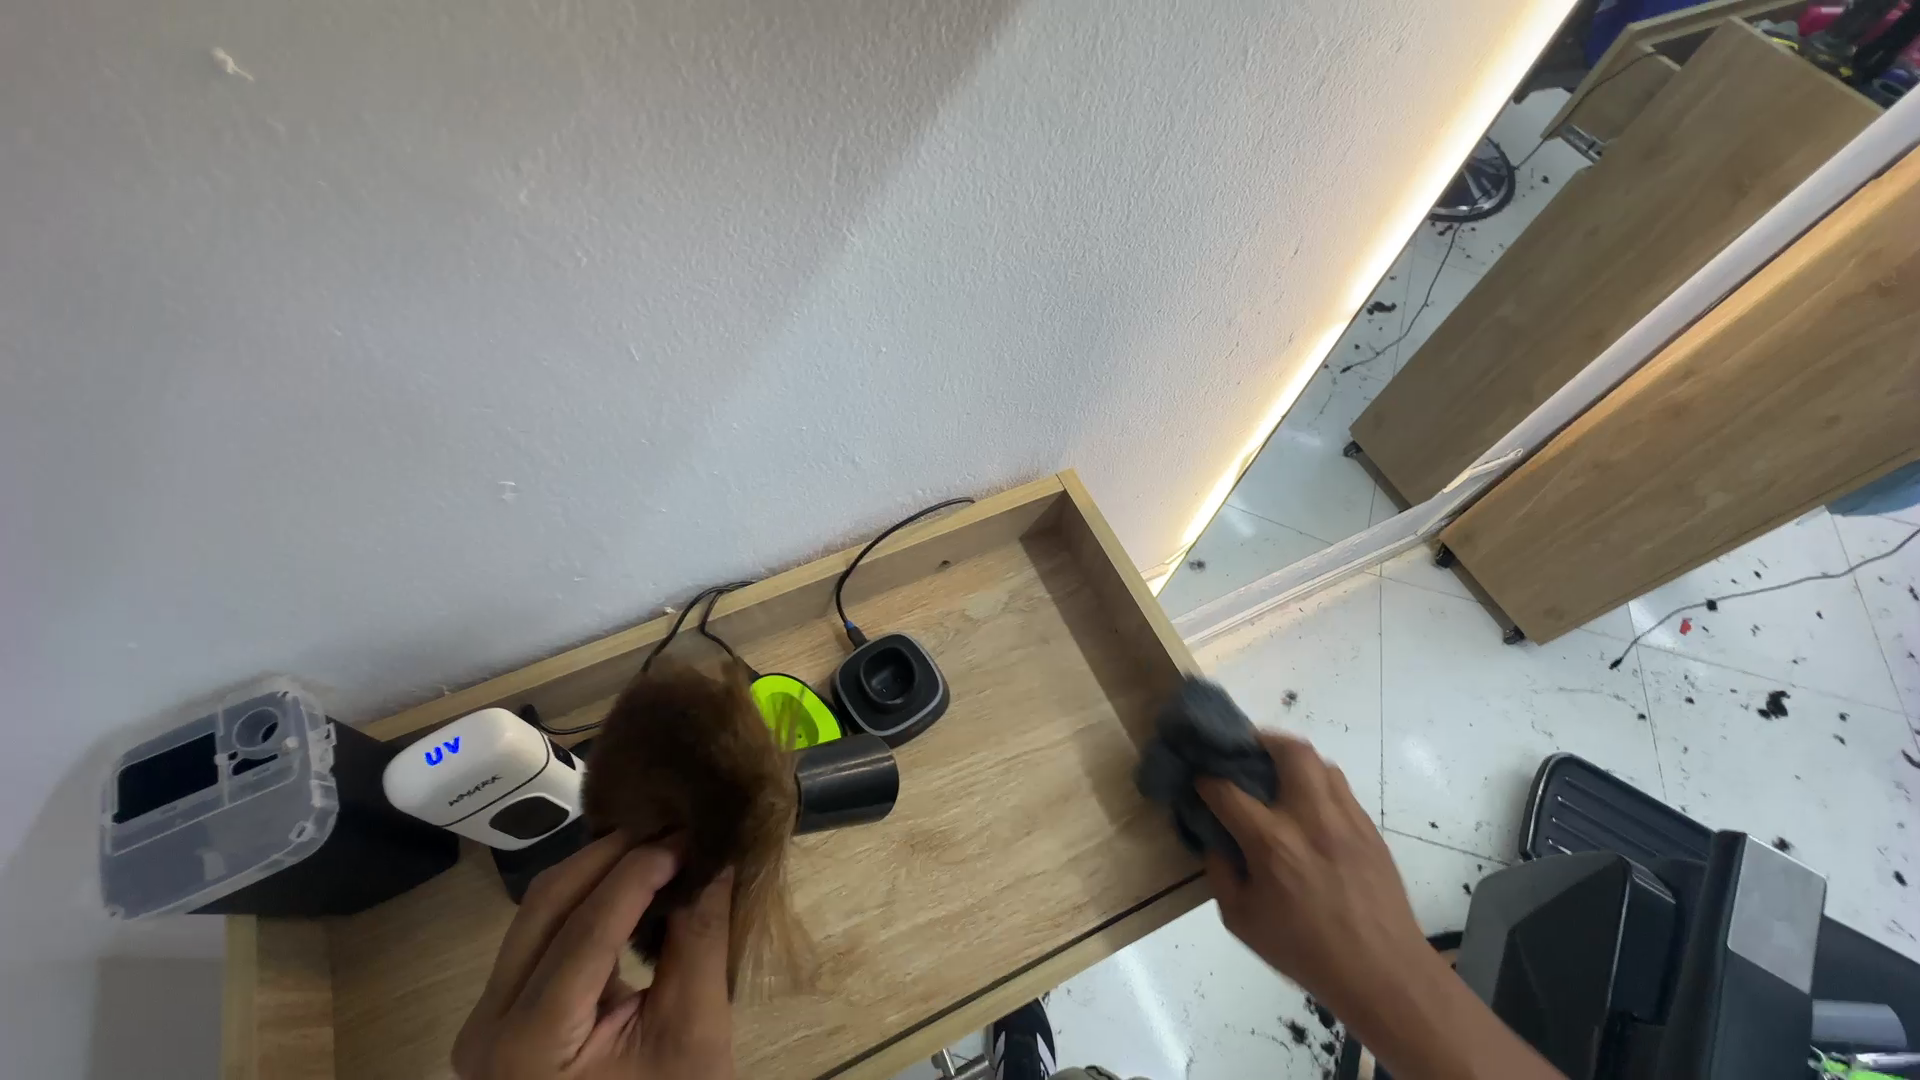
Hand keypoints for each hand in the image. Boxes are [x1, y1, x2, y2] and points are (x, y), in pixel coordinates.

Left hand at [453, 832, 735, 1079]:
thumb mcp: (694, 1031)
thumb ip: (701, 938)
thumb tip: (717, 855)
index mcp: (529, 1044)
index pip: (588, 926)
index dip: (643, 867)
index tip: (690, 833)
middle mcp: (487, 1026)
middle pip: (546, 905)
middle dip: (613, 854)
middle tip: (672, 827)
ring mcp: (487, 1020)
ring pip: (537, 912)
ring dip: (599, 870)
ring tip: (658, 847)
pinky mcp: (503, 1015)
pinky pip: (540, 934)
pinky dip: (588, 899)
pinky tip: (633, 881)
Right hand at [1197, 733, 1429, 1021]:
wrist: (1384, 974)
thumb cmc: (1305, 950)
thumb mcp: (1241, 920)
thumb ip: (1220, 872)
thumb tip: (1215, 839)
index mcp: (1272, 843)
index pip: (1226, 789)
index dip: (1206, 779)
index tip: (1198, 779)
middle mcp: (1310, 819)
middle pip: (1289, 751)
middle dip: (1261, 741)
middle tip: (1244, 751)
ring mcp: (1345, 820)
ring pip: (1319, 762)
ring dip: (1292, 760)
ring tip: (1277, 774)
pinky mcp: (1369, 829)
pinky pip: (1340, 788)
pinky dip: (1317, 784)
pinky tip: (1307, 806)